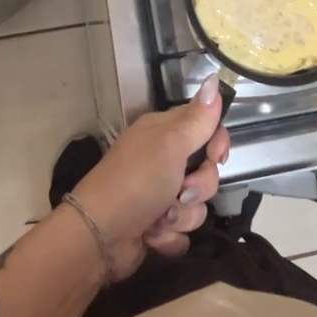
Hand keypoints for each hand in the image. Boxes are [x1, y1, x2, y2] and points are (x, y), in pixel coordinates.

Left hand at [68, 74, 230, 276]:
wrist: (99, 235)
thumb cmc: (136, 181)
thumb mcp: (170, 144)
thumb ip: (198, 118)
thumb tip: (214, 78)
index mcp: (164, 133)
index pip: (206, 128)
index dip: (217, 143)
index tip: (216, 157)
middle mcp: (163, 160)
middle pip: (207, 171)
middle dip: (198, 187)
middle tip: (180, 191)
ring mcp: (160, 195)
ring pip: (197, 205)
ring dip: (182, 216)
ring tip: (160, 218)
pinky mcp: (158, 226)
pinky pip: (184, 232)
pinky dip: (170, 237)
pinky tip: (151, 235)